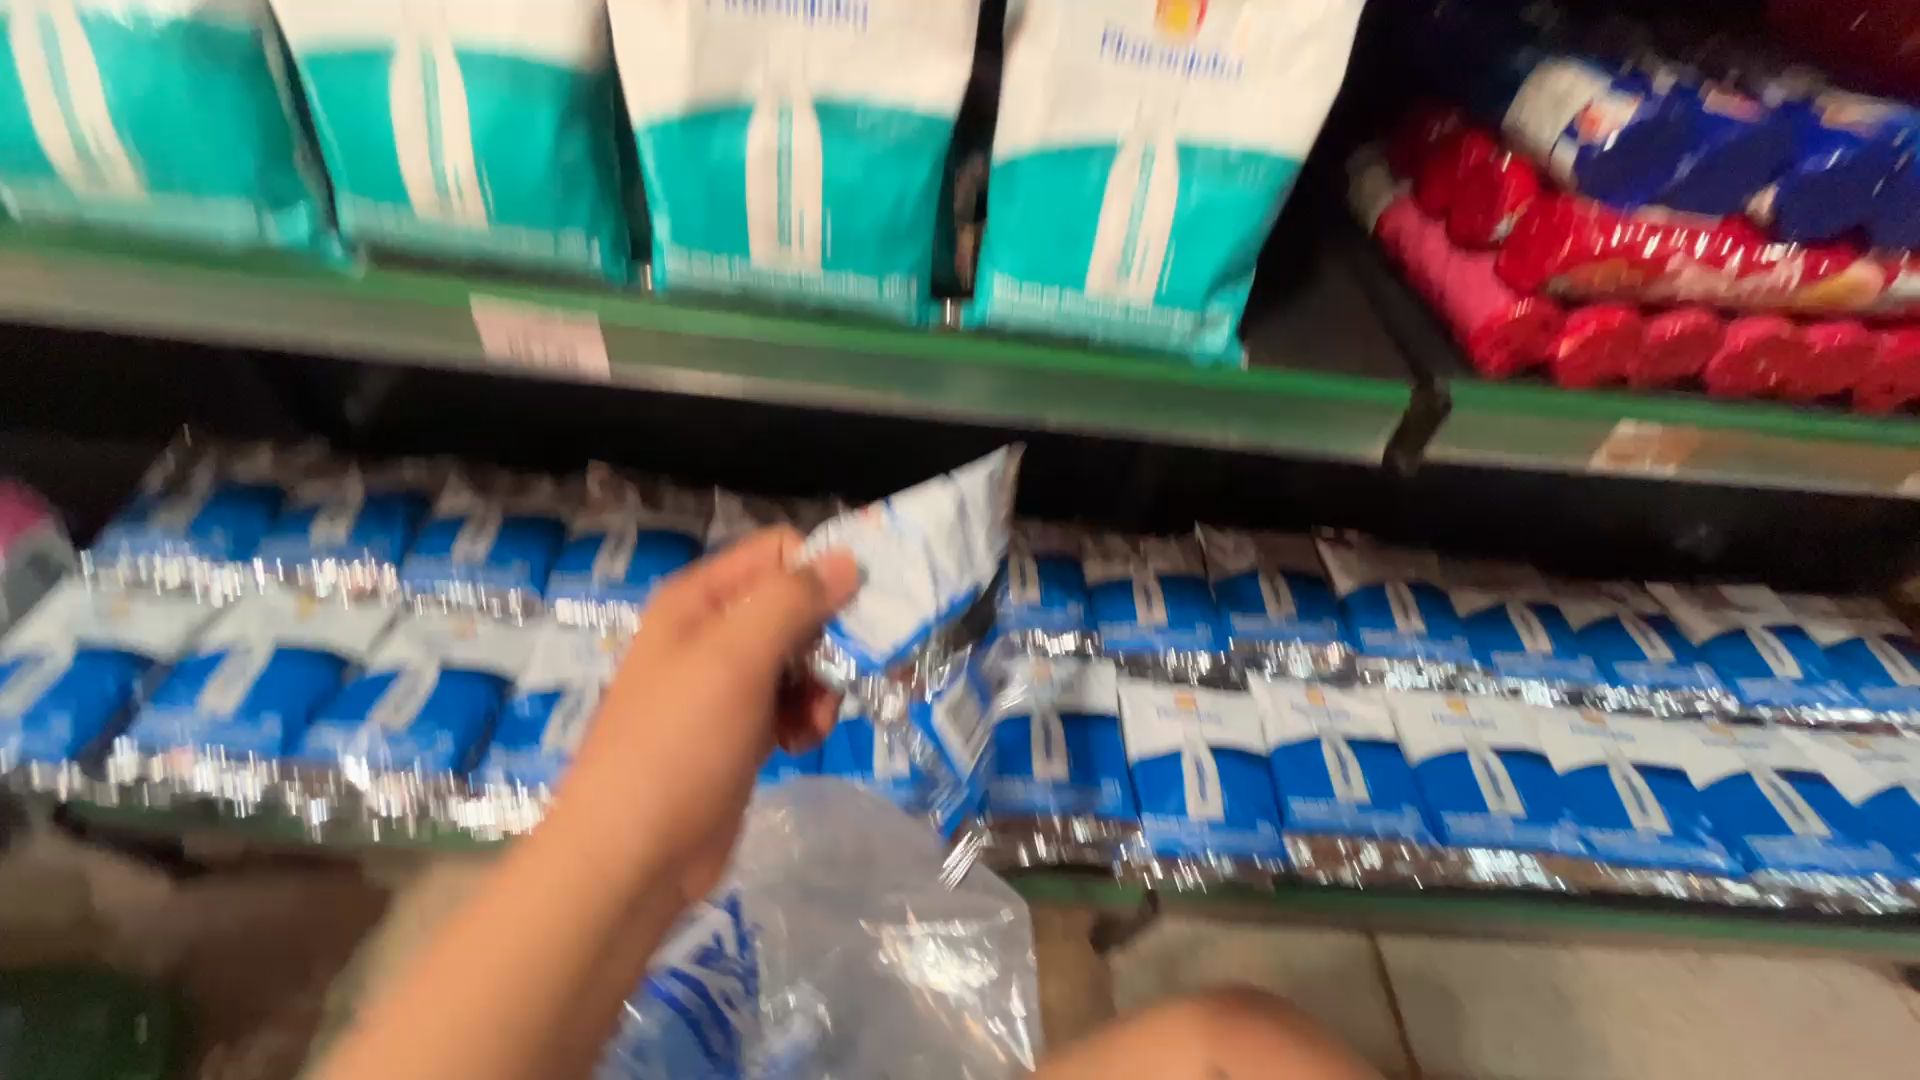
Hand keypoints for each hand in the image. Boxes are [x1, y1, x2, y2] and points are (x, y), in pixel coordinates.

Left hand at [549, 526, 860, 902]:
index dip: (822, 572)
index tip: (860, 608)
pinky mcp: (742, 728)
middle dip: (831, 637)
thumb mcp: (736, 658)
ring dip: (822, 685)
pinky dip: (806, 717)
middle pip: (796, 606)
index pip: (779, 553)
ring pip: (802, 657)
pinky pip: (792, 701)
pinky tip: (800, 742)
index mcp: (701, 600)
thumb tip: (846, 559)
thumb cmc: (680, 744)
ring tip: (815, 720)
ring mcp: (727, 684)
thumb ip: (793, 600)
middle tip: (857, 669)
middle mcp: (714, 632)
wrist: (634, 857)